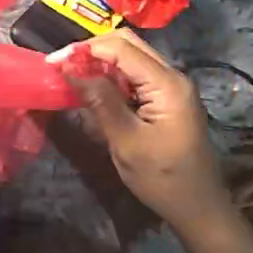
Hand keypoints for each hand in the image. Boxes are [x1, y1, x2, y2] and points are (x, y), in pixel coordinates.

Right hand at [49, 31, 227, 234]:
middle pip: (127, 44)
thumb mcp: (126, 141)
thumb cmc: (163, 178)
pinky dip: (111, 75)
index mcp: (167, 84)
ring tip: (72, 75)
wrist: (199, 208)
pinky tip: (93, 88)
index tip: (53, 62)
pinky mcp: (167, 97)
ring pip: (131, 56)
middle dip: (91, 49)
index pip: (120, 48)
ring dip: (100, 61)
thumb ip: (100, 100)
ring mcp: (171, 85)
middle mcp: (172, 76)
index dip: (84, 49)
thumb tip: (70, 68)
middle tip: (61, 65)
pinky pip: (135, 73)